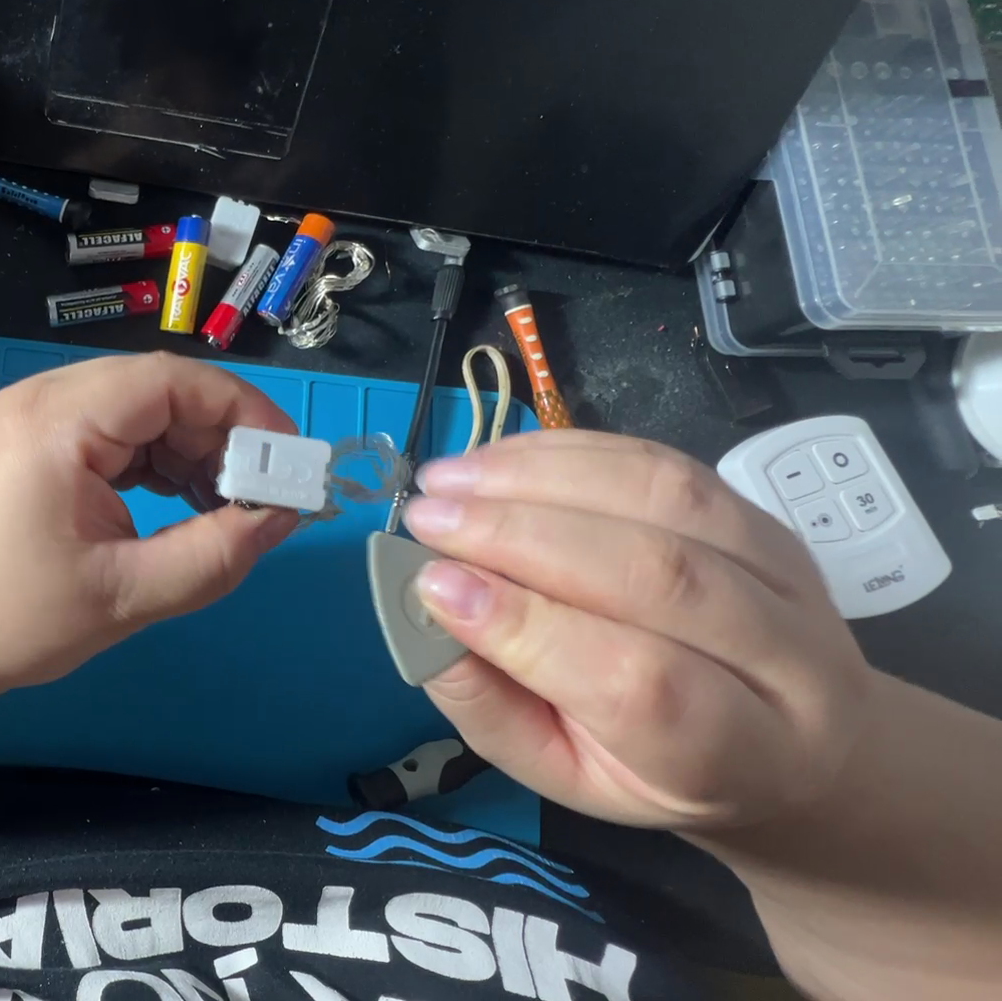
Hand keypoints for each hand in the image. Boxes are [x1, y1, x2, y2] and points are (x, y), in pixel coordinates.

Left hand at [0, 353, 299, 690]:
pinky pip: (113, 428)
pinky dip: (155, 457)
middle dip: (218, 437)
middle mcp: (39, 399)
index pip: (168, 381)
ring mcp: (32, 414)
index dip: (241, 411)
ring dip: (190, 449)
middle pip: (155, 389)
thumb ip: (215, 554)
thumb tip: (282, 516)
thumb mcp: (127, 595)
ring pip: (139, 407)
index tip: (284, 461)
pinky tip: (179, 498)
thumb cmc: (15, 620)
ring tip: (221, 507)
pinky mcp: (34, 436)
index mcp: (54, 424)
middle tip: (256, 497)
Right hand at [403, 430, 873, 831]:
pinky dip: (564, 451)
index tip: (431, 583)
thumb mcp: (552, 771)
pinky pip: (661, 464)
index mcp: (727, 755)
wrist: (798, 751)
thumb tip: (425, 606)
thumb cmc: (649, 769)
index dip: (525, 624)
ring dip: (535, 476)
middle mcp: (784, 662)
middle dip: (516, 534)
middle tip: (426, 517)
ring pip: (664, 498)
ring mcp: (784, 577)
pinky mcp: (761, 520)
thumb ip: (485, 702)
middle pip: (656, 573)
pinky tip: (492, 461)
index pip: (638, 681)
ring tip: (448, 479)